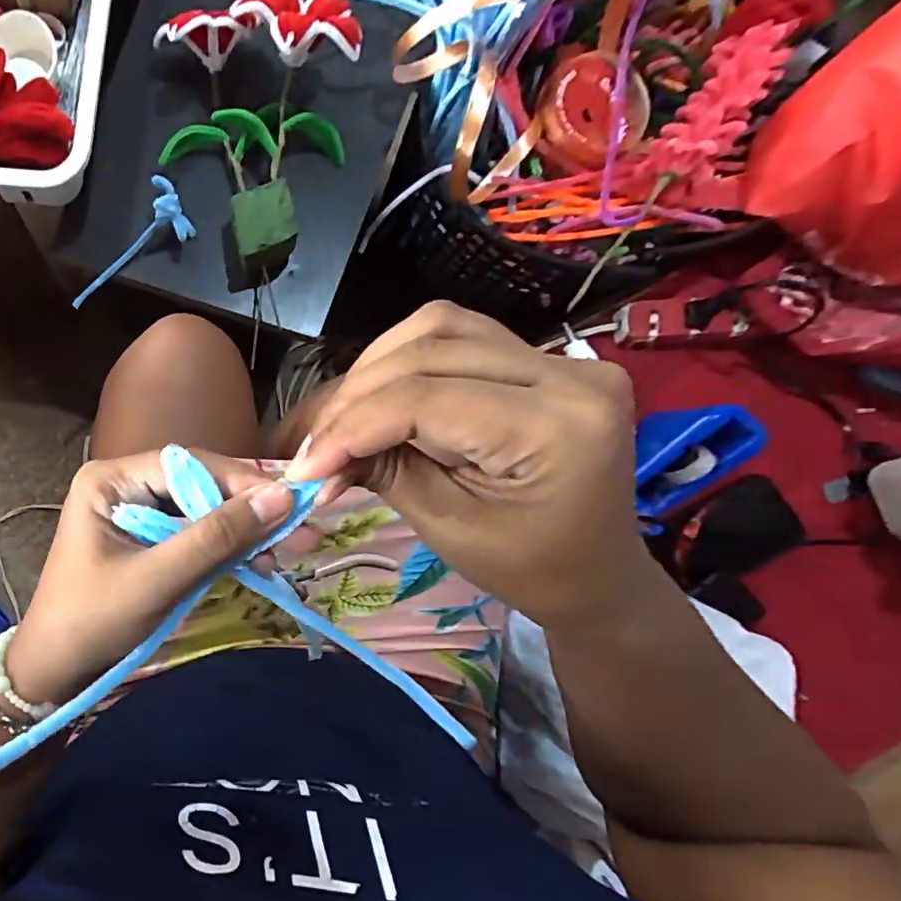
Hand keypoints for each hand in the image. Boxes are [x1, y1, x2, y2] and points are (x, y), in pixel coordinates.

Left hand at [4, 450, 298, 706]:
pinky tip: (258, 562)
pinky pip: (196, 535)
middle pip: (201, 485)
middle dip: (250, 511)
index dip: (243, 483)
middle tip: (302, 533)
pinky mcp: (149, 540)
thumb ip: (217, 537)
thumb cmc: (94, 620)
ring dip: (245, 533)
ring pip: (204, 511)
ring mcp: (137, 512)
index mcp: (111, 479)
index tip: (292, 504)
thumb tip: (282, 497)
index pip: (190, 466)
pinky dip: (227, 550)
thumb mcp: (158, 578)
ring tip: (291, 551)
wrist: (55, 670)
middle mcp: (124, 484)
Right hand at [286, 301, 661, 624]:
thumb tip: (316, 454)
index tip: (304, 465)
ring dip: (376, 368)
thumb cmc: (528, 569)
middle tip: (314, 446)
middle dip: (356, 396)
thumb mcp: (449, 527)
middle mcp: (568, 372)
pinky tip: (378, 398)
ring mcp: (560, 358)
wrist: (595, 574)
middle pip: (430, 347)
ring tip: (341, 419)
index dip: (352, 426)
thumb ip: (384, 473)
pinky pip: (458, 339)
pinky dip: (404, 363)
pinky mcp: (544, 359)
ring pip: (440, 327)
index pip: (427, 398)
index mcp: (554, 427)